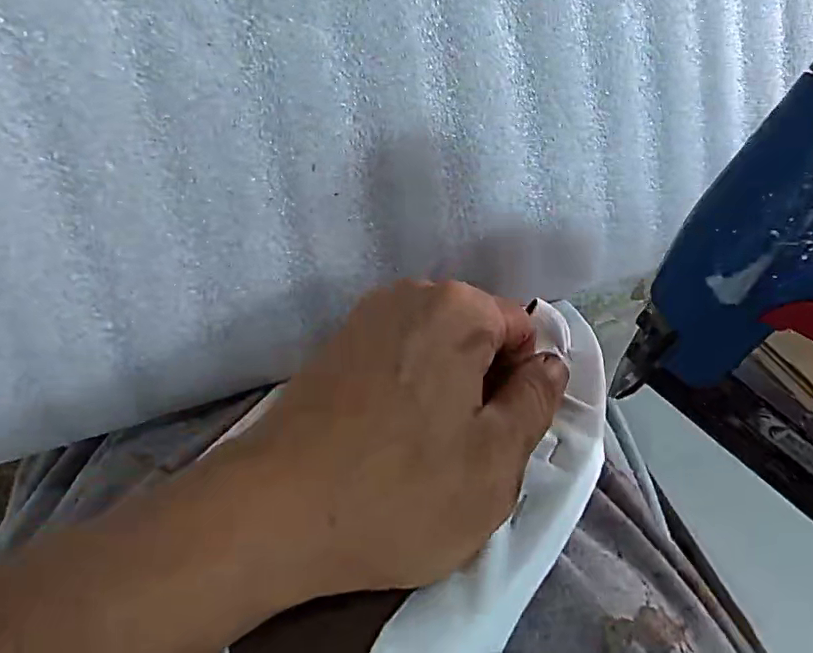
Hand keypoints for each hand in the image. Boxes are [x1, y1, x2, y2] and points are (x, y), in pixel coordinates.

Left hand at [221, 279, 568, 597]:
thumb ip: (538, 402)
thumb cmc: (396, 490)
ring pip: (439, 351)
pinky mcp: (334, 347)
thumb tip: (549, 366)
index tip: (500, 437)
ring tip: (421, 455)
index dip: (523, 387)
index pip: (525, 332)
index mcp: (459, 308)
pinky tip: (384, 446)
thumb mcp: (496, 461)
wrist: (263, 518)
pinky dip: (405, 395)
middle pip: (479, 337)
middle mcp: (413, 294)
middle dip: (484, 388)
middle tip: (463, 454)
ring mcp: (367, 317)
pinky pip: (398, 361)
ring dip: (445, 394)